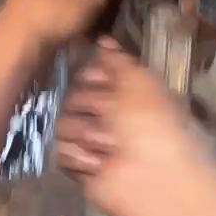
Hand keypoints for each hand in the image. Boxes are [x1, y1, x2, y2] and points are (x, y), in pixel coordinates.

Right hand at [56, 38, 215, 215]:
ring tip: (102, 144)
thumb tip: (102, 40)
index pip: (95, 80)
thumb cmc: (150, 122)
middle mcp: (111, 121)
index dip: (90, 77)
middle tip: (100, 116)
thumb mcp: (139, 81)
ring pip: (64, 128)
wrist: (152, 175)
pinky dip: (78, 157)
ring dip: (82, 133)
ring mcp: (94, 146)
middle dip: (83, 106)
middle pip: (75, 102)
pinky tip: (96, 162)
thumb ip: (118, 61)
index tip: (87, 78)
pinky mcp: (82, 170)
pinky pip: (63, 155)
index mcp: (128, 98)